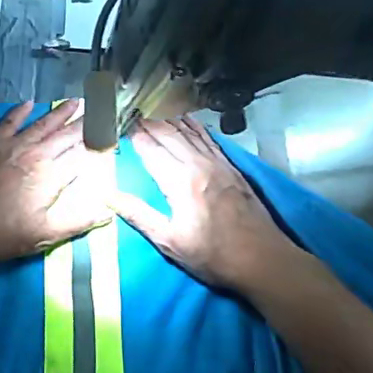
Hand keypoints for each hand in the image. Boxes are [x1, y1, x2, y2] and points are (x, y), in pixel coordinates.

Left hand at [0, 101, 112, 264]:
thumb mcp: (42, 236)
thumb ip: (76, 221)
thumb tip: (106, 210)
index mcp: (51, 176)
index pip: (83, 154)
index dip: (100, 144)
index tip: (114, 135)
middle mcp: (34, 154)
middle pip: (66, 134)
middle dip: (86, 121)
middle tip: (102, 108)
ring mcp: (9, 146)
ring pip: (41, 123)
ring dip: (60, 112)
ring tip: (77, 101)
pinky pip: (8, 121)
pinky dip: (20, 112)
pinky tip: (29, 103)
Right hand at [110, 118, 314, 294]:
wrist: (264, 260)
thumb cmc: (212, 256)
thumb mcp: (168, 241)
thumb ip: (138, 215)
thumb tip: (108, 196)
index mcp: (181, 182)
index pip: (151, 149)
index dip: (133, 135)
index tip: (118, 123)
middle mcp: (200, 165)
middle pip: (170, 135)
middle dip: (148, 123)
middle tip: (130, 113)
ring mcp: (219, 164)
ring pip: (190, 133)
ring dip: (169, 120)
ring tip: (152, 111)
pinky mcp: (232, 168)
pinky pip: (209, 139)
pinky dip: (194, 127)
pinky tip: (187, 120)